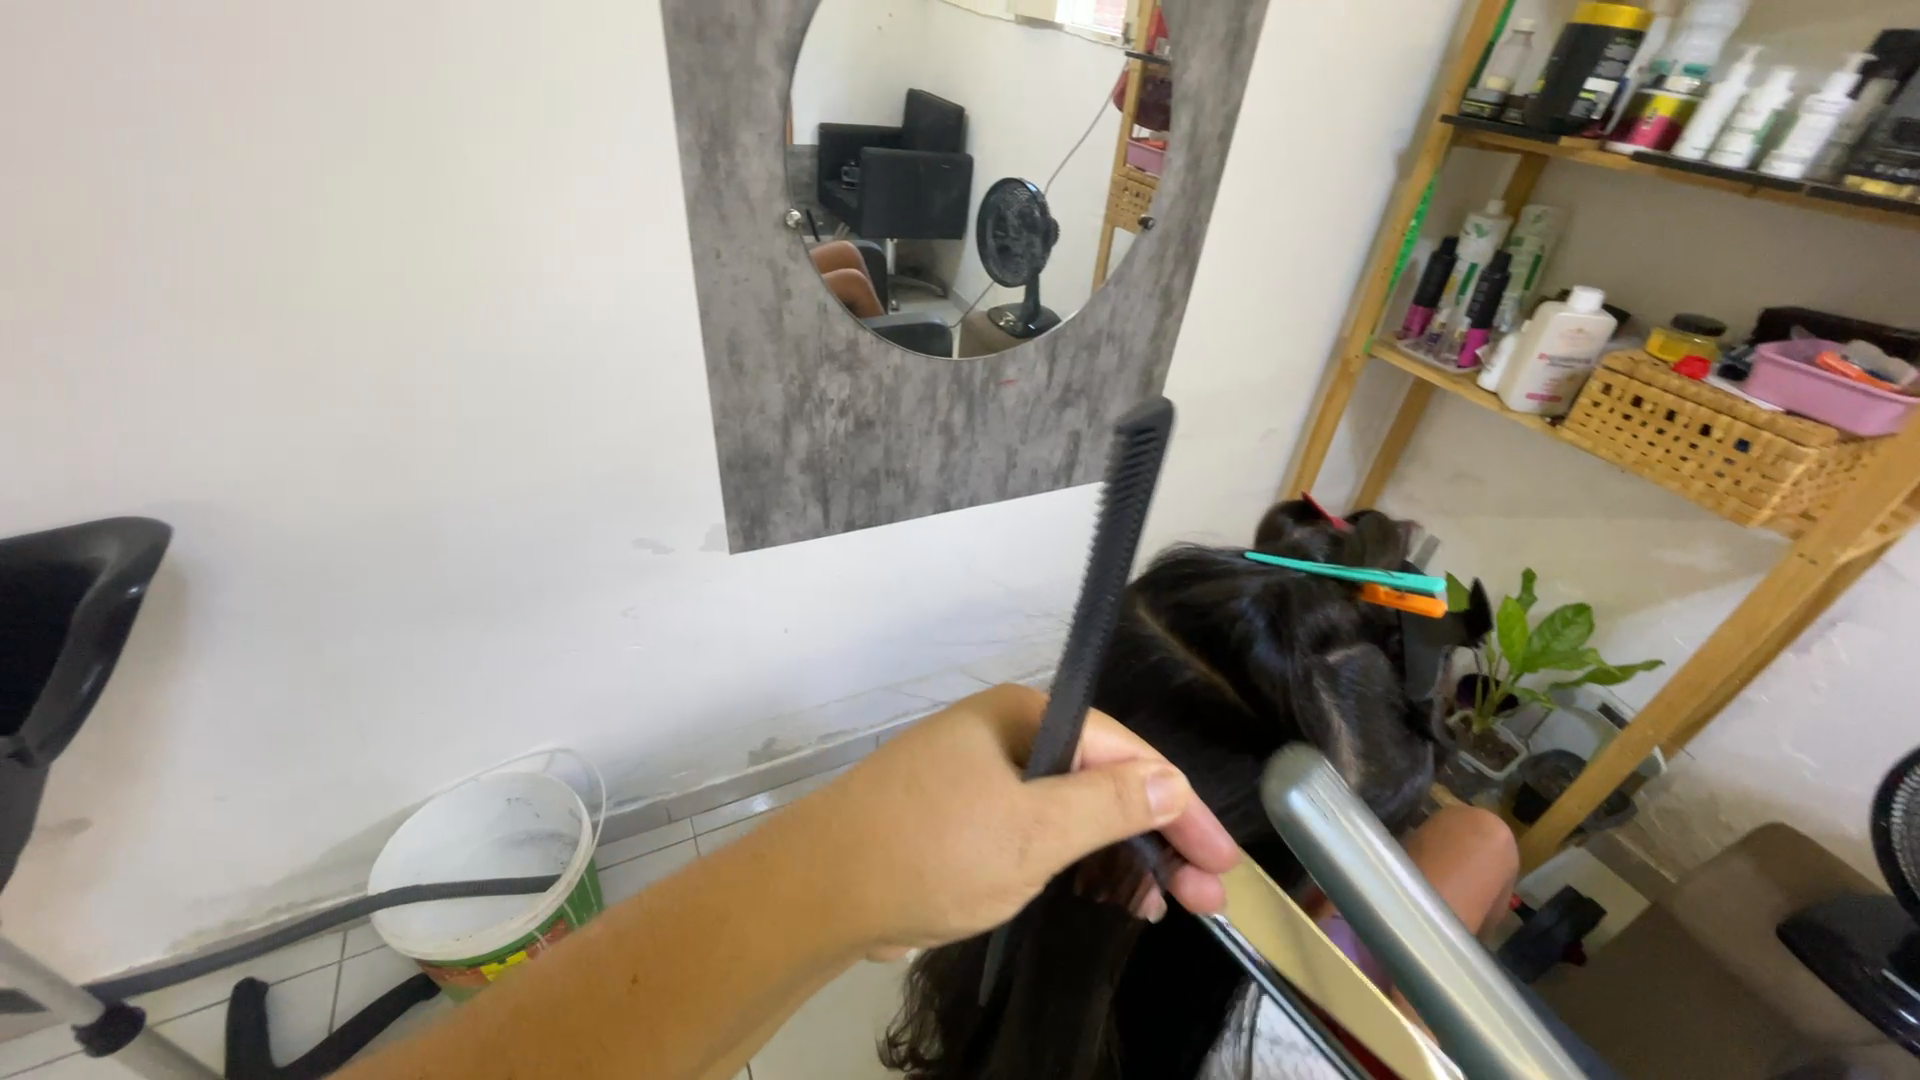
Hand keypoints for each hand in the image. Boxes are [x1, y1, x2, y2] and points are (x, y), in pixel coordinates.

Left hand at [790, 684, 1238, 956]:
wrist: (819, 890)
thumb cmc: (931, 850)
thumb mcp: (1032, 830)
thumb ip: (1106, 803)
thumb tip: (1167, 779)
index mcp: (1023, 717)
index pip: (1124, 750)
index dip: (1178, 804)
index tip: (1221, 862)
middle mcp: (1006, 736)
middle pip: (1100, 778)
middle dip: (1154, 835)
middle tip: (1202, 896)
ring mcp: (983, 777)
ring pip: (1070, 810)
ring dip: (1118, 854)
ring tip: (1162, 906)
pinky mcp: (966, 818)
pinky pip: (1037, 832)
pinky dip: (1075, 862)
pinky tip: (1107, 895)